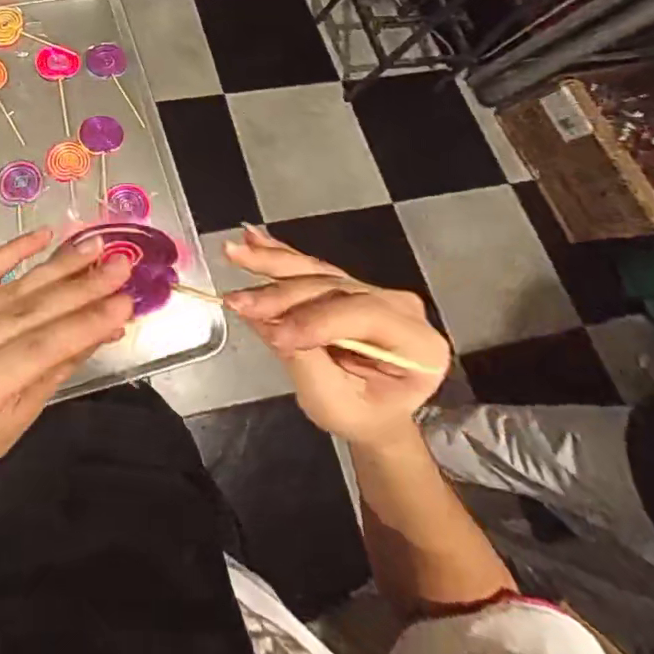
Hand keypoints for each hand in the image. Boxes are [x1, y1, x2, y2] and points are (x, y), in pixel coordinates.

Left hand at [0, 228, 134, 499]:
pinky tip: (43, 235)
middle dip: (81, 287)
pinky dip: (14, 250)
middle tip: (120, 265)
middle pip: (29, 311)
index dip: (84, 323)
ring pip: (15, 289)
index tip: (126, 302)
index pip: (40, 347)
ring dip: (59, 265)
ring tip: (95, 247)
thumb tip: (111, 324)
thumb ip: (64, 364)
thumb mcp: (28, 412)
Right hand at [223, 226, 450, 450]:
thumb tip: (267, 323)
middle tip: (237, 301)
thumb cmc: (361, 415)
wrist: (373, 413)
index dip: (316, 320)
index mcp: (418, 344)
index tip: (274, 336)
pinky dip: (278, 255)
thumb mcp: (335, 403)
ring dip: (272, 262)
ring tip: (236, 251)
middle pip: (335, 289)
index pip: (365, 315)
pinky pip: (309, 267)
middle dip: (281, 295)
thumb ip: (306, 362)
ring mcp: (372, 291)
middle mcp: (400, 308)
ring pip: (317, 272)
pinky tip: (252, 238)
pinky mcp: (345, 285)